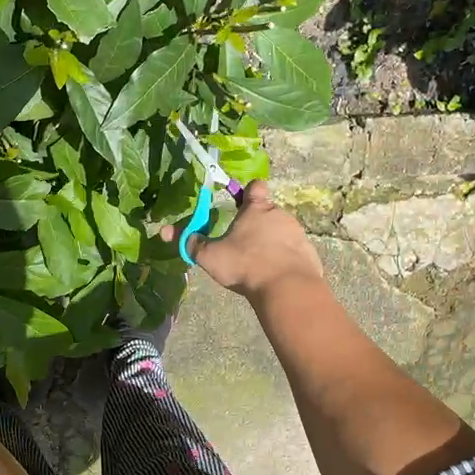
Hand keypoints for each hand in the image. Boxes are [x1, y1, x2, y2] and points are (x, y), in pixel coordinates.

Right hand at [161, 179, 324, 303]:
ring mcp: (297, 234)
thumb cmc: (245, 264)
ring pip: (283, 232)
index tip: (240, 203)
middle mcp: (280, 215)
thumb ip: (191, 243)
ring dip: (272, 242)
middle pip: (268, 212)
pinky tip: (275, 276)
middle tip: (243, 244)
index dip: (248, 192)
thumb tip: (166, 231)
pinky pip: (294, 253)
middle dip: (258, 224)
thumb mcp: (211, 256)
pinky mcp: (309, 253)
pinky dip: (285, 260)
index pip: (256, 186)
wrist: (287, 287)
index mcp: (256, 209)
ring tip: (259, 264)